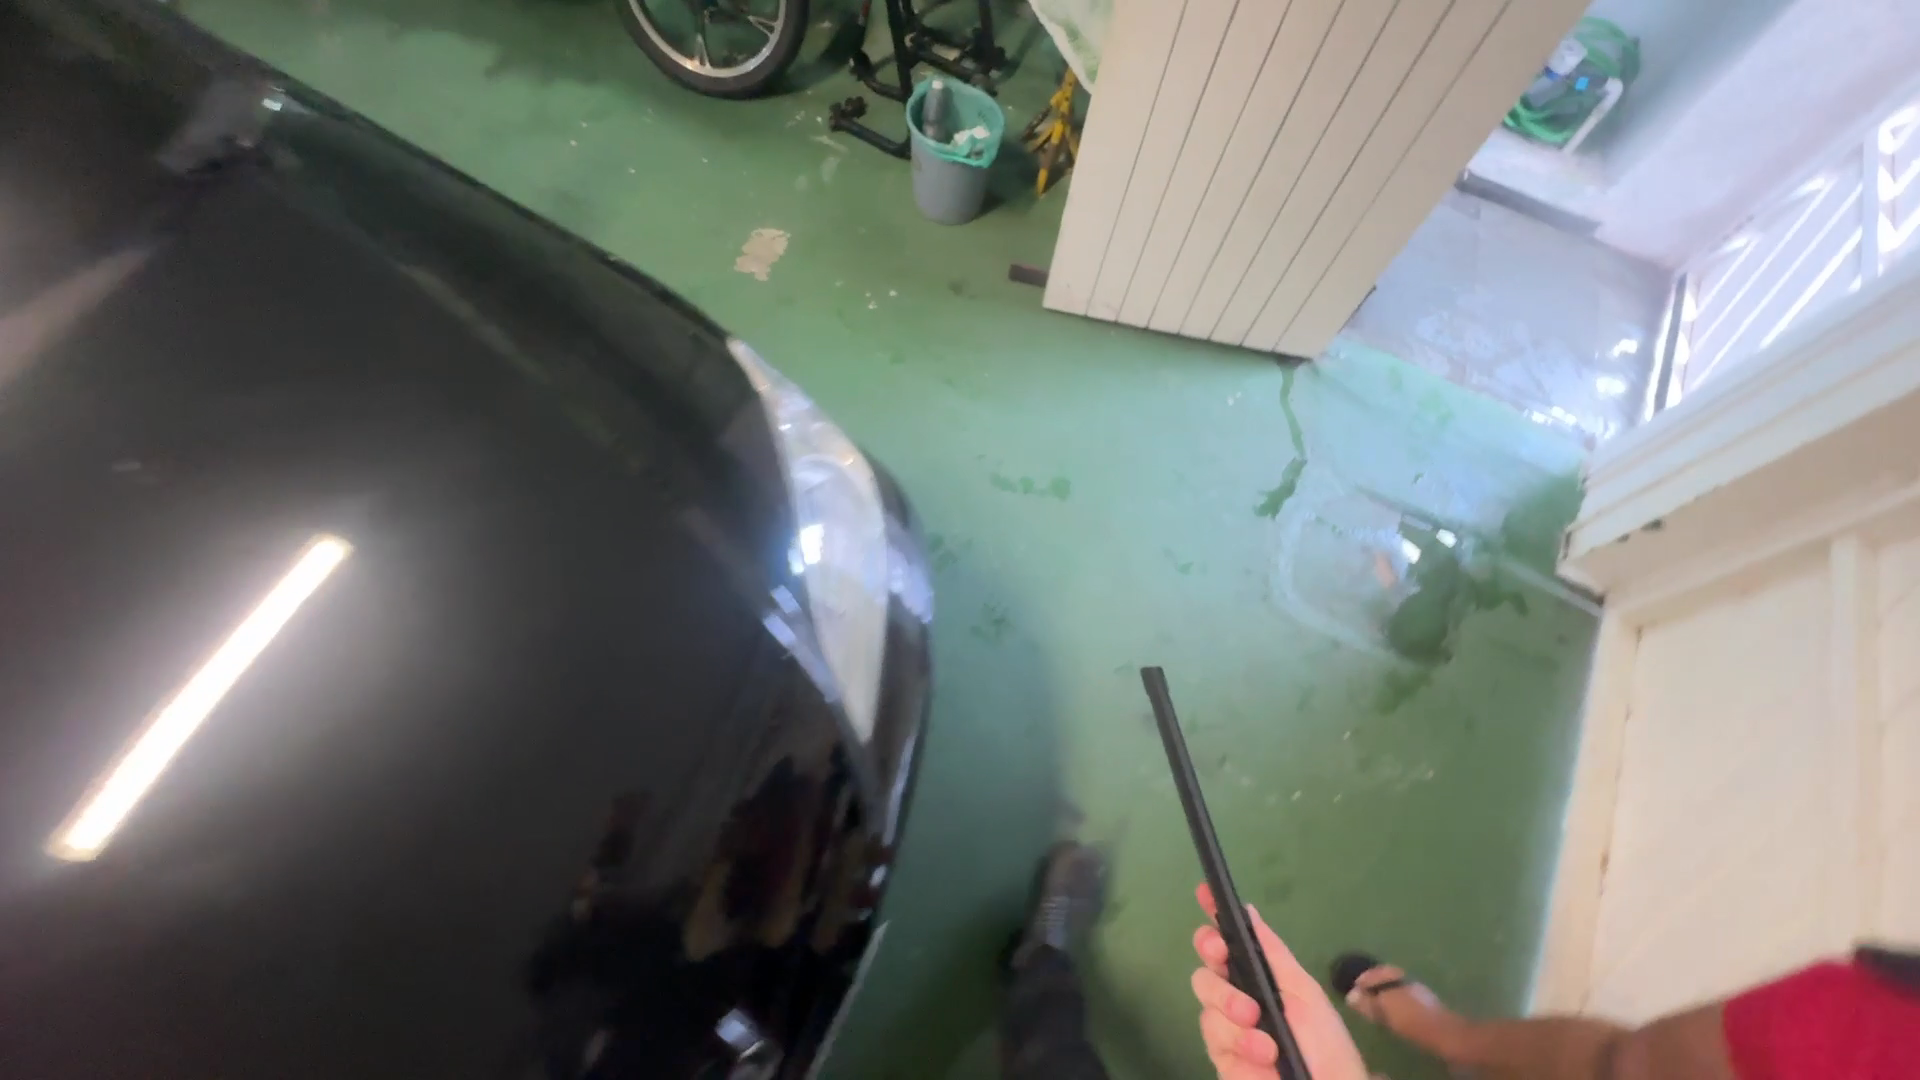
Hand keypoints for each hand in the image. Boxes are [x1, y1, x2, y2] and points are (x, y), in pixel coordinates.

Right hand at [1190, 885, 1368, 1079]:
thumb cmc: (1326, 1046)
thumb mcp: (1304, 991)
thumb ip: (1271, 951)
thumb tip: (1247, 909)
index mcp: (1254, 977)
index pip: (1224, 942)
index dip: (1212, 916)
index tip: (1204, 894)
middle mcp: (1234, 999)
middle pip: (1204, 968)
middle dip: (1210, 956)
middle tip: (1222, 958)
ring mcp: (1226, 1030)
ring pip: (1206, 1002)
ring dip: (1231, 1009)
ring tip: (1262, 1033)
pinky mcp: (1223, 1059)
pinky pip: (1214, 1037)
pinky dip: (1240, 1043)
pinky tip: (1265, 1056)